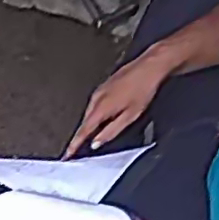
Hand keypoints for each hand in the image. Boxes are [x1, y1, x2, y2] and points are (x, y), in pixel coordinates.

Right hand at [62, 43, 184, 157]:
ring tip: (98, 130)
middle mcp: (96, 100)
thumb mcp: (130, 116)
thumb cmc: (144, 88)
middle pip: (85, 123)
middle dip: (82, 135)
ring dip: (91, 123)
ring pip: (90, 113)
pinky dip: (96, 113)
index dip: (74, 145)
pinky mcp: (104, 85)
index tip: (66, 155)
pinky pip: (95, 104)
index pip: (82, 133)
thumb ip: (110, 132)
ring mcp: (99, 91)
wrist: (152, 64)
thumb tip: (96, 143)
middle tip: (81, 147)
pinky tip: (106, 114)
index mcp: (100, 110)